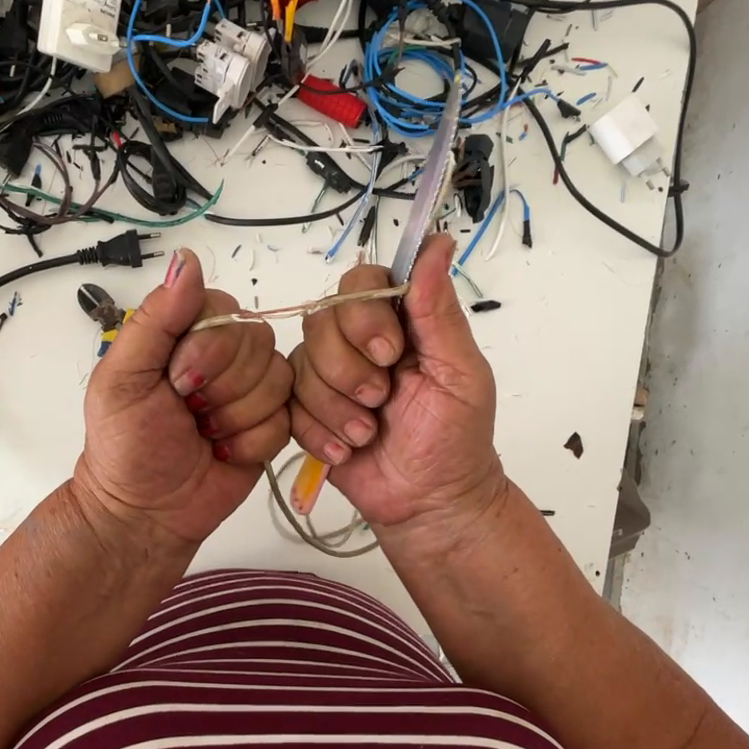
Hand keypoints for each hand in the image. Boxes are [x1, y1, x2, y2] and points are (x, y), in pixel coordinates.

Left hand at [75, 248, 292, 545]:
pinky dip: (251, 442)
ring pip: (277, 380)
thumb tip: (187, 259)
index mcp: (187, 333)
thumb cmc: (125, 445)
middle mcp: (225, 355)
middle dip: (221, 387)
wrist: (146, 511)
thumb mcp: (122, 379)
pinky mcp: (271, 425)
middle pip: (257, 342)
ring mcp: (251, 390)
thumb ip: (155, 320)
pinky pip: (285, 418)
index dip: (209, 347)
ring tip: (205, 434)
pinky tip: (223, 453)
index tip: (176, 383)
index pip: (225, 308)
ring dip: (235, 416)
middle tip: (188, 413)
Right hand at [287, 234, 504, 532]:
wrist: (428, 505)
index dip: (364, 314)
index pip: (360, 282)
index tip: (391, 354)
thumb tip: (436, 243)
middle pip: (321, 321)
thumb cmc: (455, 440)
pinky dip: (320, 433)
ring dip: (338, 409)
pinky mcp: (305, 413)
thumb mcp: (460, 375)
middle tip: (382, 402)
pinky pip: (289, 406)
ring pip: (302, 366)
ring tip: (369, 435)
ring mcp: (328, 378)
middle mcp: (357, 342)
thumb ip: (440, 312)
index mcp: (399, 323)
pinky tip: (348, 452)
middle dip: (350, 369)